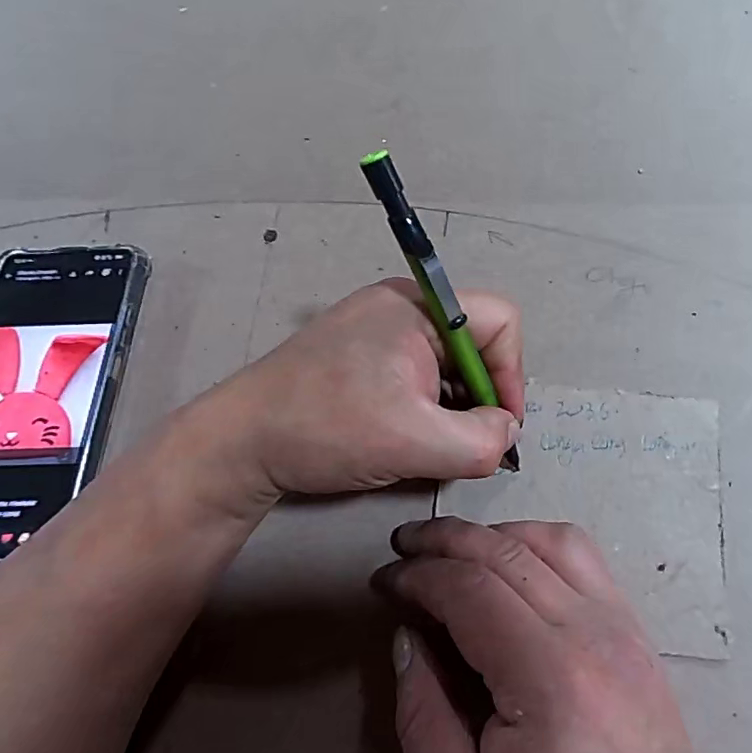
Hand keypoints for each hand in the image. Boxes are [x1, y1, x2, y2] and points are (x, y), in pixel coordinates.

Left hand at [207, 278, 524, 502]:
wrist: (240, 443)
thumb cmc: (326, 428)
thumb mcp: (417, 441)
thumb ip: (482, 441)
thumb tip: (505, 433)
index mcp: (416, 306)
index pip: (500, 321)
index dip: (511, 374)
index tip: (500, 426)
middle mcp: (399, 307)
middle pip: (473, 343)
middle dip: (479, 398)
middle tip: (466, 444)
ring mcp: (374, 329)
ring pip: (444, 364)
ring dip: (451, 409)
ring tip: (430, 446)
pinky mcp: (356, 355)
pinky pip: (414, 374)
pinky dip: (424, 408)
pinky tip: (404, 438)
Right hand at [378, 518, 732, 752]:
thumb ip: (424, 719)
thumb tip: (409, 639)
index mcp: (554, 682)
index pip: (470, 588)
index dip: (418, 575)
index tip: (387, 581)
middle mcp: (598, 640)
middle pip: (509, 551)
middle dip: (446, 539)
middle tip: (406, 547)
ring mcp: (628, 635)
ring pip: (555, 541)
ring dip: (496, 535)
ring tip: (455, 552)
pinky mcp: (640, 642)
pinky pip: (588, 564)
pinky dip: (539, 548)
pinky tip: (512, 567)